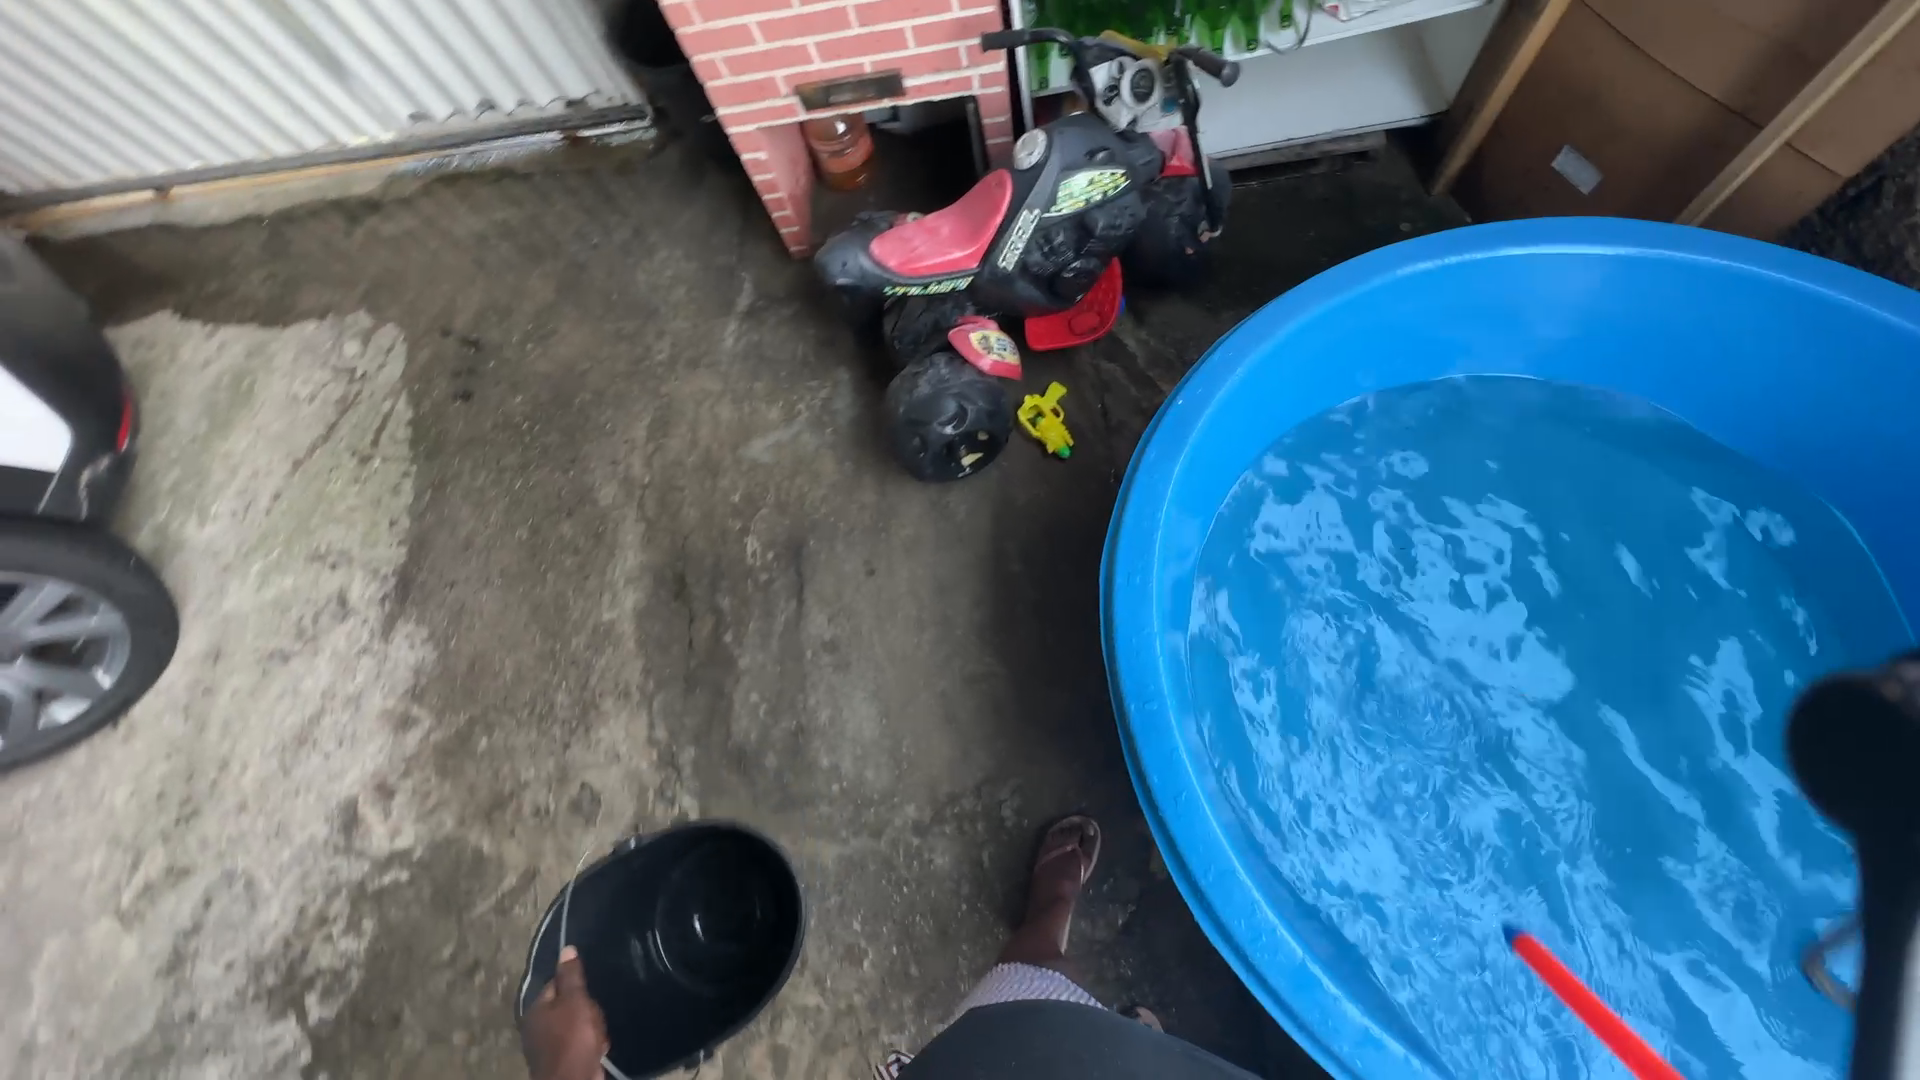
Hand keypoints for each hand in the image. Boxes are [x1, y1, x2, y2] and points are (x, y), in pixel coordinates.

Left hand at [522, 946, 610, 1079]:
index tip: (591, 986)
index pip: (556, 983)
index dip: (576, 982)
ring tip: (600, 1029)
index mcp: (535, 1010)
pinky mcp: (560, 1061)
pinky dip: (590, 1041)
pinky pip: (579, 1042)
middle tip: (596, 1011)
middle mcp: (536, 1028)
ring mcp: (546, 1047)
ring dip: (591, 1025)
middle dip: (586, 1006)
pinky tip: (599, 1044)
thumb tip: (566, 948)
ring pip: (575, 1023)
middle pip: (567, 1004)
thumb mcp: (574, 999)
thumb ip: (571, 975)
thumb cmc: (573, 1036)